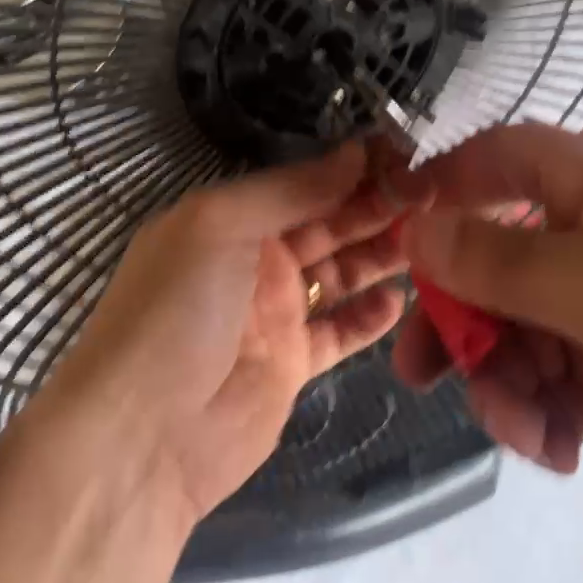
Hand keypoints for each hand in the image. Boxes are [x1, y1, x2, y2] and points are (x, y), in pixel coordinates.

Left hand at [44, 141, 409, 520]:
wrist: (146, 430)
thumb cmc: (176, 309)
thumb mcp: (218, 226)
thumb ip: (288, 190)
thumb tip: (353, 152)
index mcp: (228, 220)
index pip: (300, 183)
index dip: (350, 170)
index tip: (407, 156)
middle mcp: (252, 261)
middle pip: (325, 225)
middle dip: (374, 208)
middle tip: (435, 195)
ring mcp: (273, 314)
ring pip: (339, 274)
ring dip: (380, 256)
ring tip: (434, 238)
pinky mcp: (291, 365)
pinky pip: (338, 333)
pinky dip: (368, 318)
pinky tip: (401, 301)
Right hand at [390, 123, 582, 582]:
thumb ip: (511, 262)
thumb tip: (415, 226)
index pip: (510, 157)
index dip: (445, 181)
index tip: (387, 229)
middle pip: (500, 256)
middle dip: (461, 312)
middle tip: (420, 371)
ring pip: (522, 328)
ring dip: (504, 378)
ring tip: (525, 432)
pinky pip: (557, 381)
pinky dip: (543, 414)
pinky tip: (558, 451)